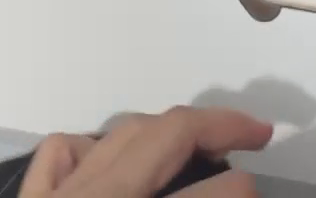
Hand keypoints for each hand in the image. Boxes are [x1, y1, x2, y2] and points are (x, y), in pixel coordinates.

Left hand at [18, 107, 274, 197]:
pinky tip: (112, 155)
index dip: (244, 188)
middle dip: (219, 124)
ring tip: (198, 138)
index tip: (258, 185)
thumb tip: (232, 187)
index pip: (211, 191)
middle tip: (256, 131)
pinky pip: (62, 154)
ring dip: (165, 131)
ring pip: (121, 133)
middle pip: (167, 134)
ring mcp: (56, 195)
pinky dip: (92, 148)